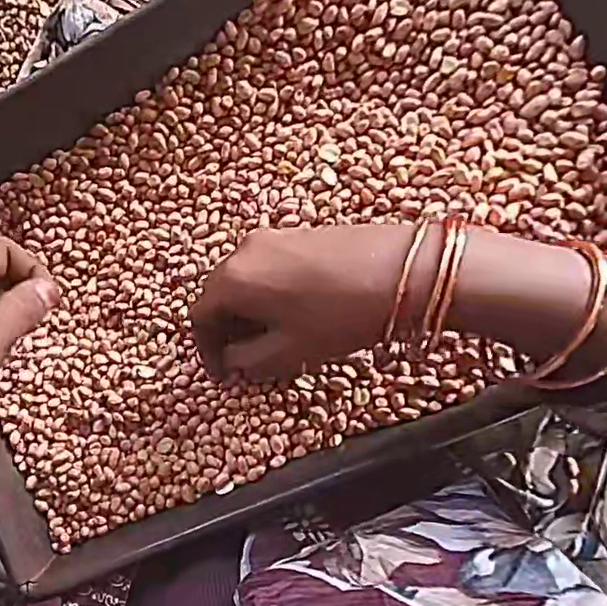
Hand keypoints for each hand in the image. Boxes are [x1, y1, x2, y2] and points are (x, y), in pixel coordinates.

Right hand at [190, 224, 413, 380]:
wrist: (407, 270)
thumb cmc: (339, 316)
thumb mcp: (288, 352)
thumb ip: (246, 361)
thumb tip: (232, 362)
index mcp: (231, 280)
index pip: (199, 317)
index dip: (207, 350)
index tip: (223, 374)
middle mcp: (243, 251)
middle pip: (218, 294)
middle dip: (225, 330)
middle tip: (242, 359)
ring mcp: (272, 237)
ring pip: (243, 280)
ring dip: (247, 312)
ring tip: (270, 338)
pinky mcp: (298, 232)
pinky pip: (266, 267)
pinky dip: (266, 293)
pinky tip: (292, 312)